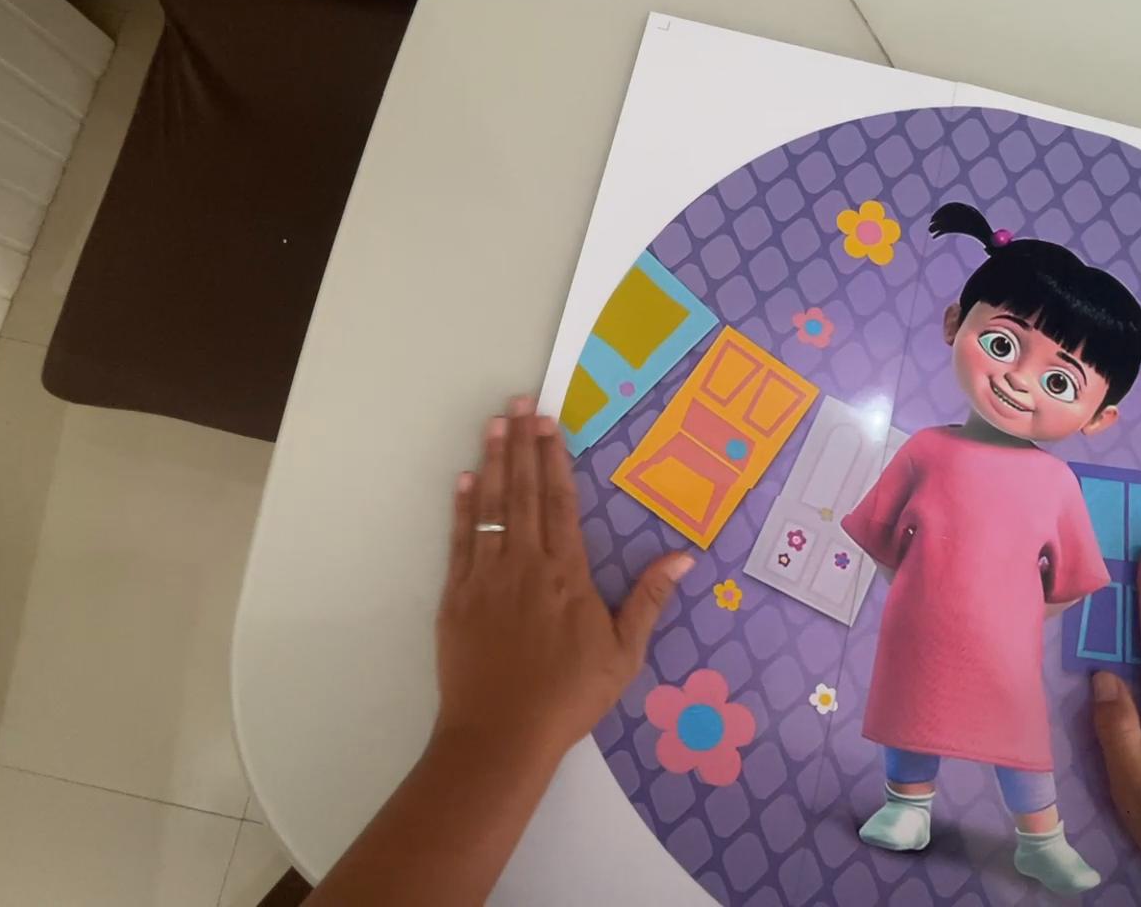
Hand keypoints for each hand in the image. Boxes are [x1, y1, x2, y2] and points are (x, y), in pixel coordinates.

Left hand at [435, 396, 693, 767]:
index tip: (549, 423)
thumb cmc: (568, 695)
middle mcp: (526, 562)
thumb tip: (684, 557)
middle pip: (524, 491)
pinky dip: (462, 507)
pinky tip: (464, 479)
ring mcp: (487, 576)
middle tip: (518, 404)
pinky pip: (460, 540)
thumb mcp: (624, 653)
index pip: (560, 501)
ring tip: (492, 425)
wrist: (500, 736)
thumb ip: (649, 599)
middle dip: (522, 443)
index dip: (555, 457)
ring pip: (491, 506)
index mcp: (566, 572)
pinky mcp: (457, 595)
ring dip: (492, 462)